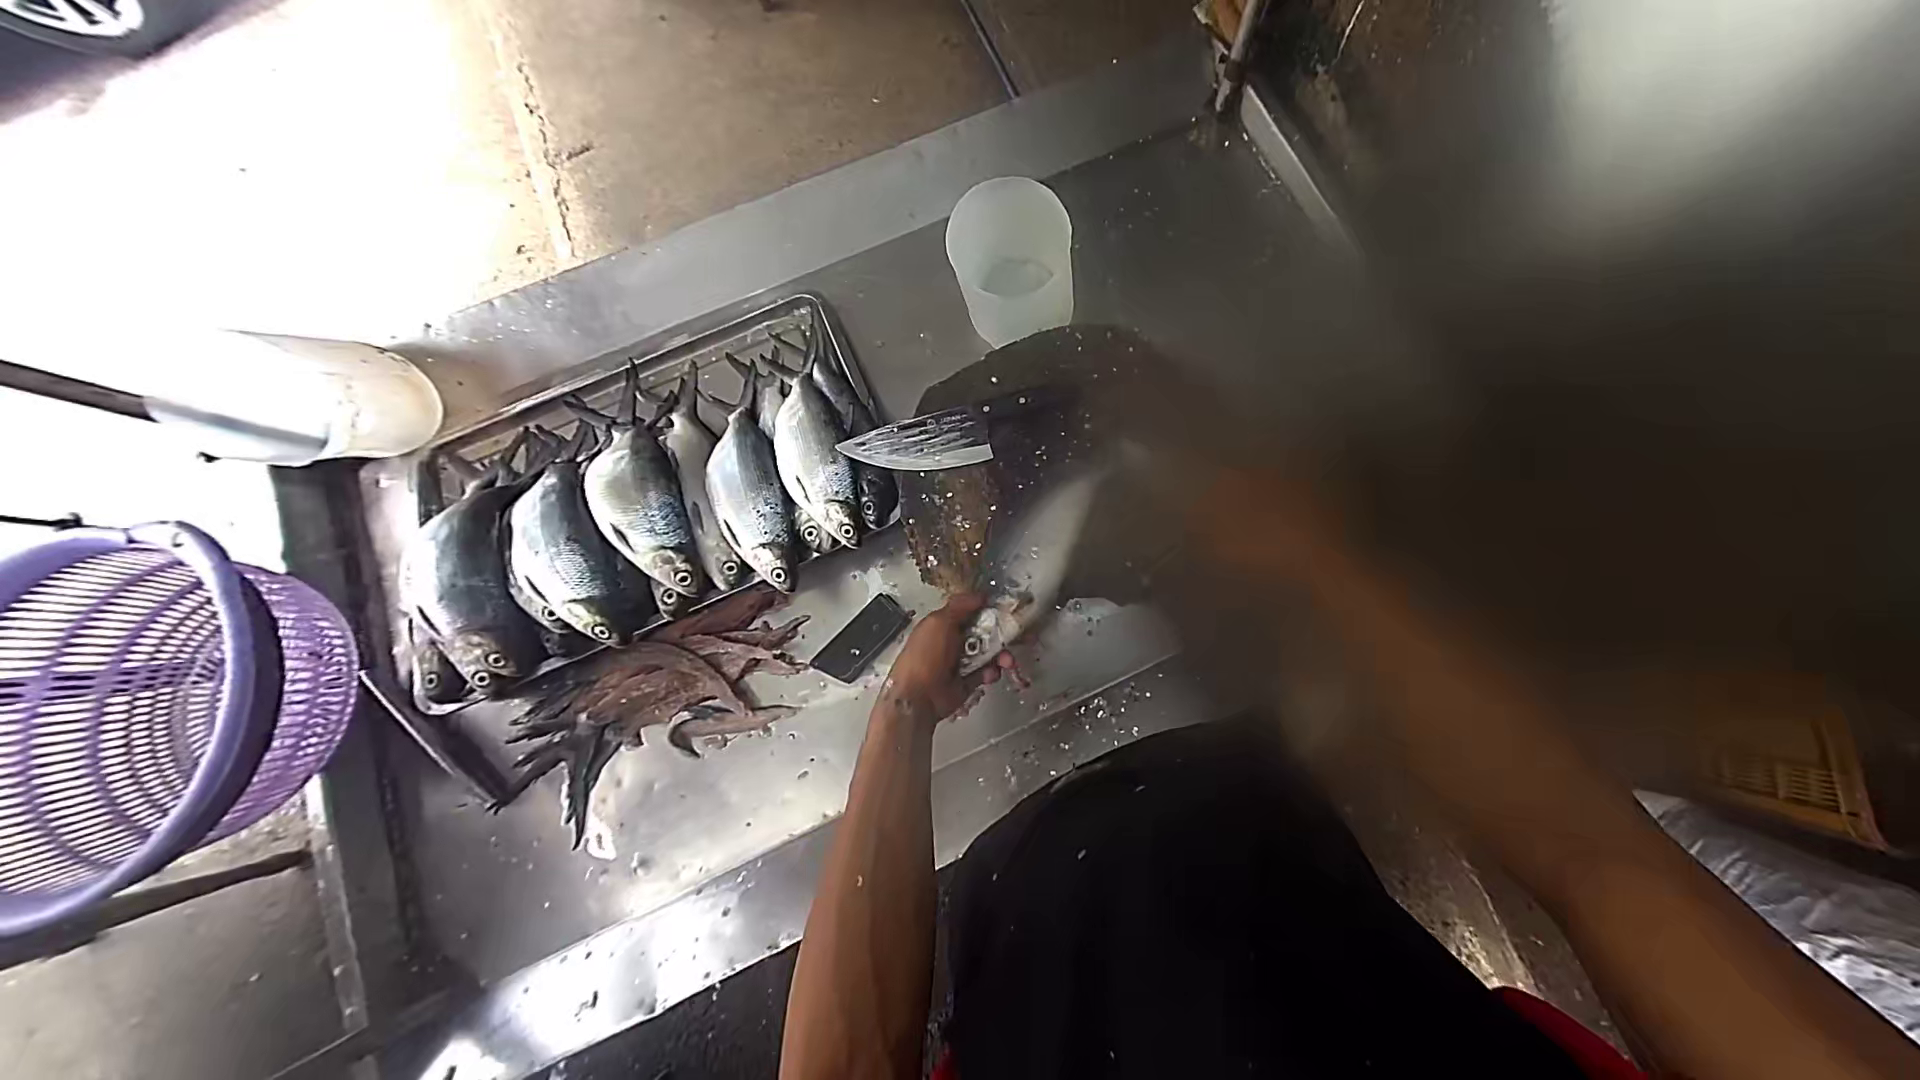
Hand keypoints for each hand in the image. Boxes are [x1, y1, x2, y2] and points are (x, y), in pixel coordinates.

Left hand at [882, 593, 1012, 720]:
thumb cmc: (924, 656)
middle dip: (1001, 634)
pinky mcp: (968, 680)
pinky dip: (992, 672)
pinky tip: (990, 674)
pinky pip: (987, 672)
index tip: (1005, 611)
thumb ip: (960, 606)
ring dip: (1000, 655)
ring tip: (1006, 660)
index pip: (970, 613)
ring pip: (989, 653)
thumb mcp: (939, 622)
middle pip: (984, 633)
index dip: (988, 611)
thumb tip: (979, 596)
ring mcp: (960, 662)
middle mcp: (952, 642)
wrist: (919, 697)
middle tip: (1013, 637)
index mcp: (943, 624)